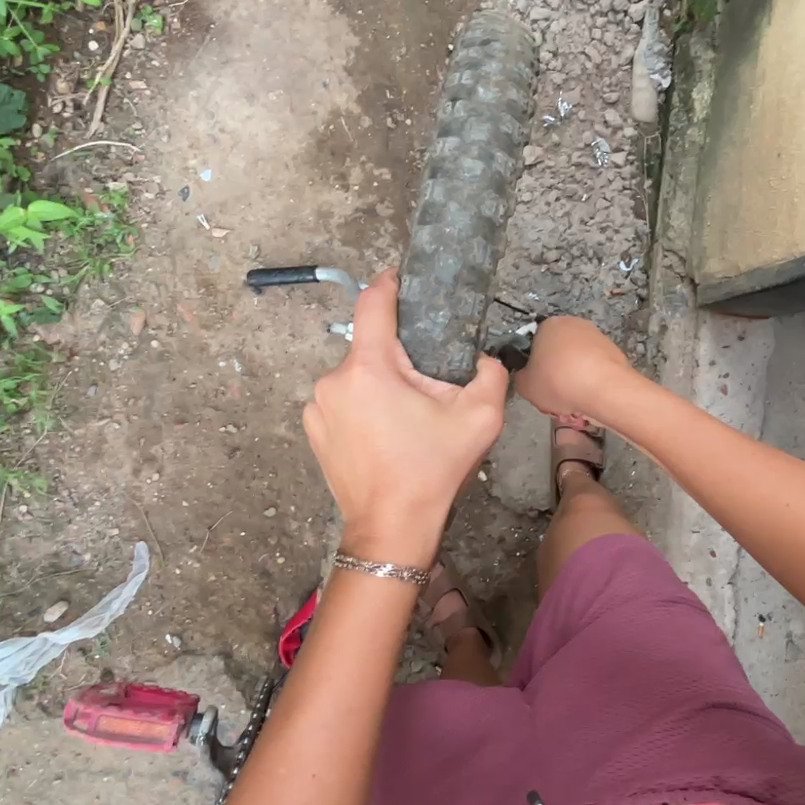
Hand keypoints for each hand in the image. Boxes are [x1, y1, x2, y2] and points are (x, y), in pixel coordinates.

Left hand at [301, 271, 507, 567]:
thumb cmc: (432, 471)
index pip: (373, 303)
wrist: (392, 528)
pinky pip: (344, 401)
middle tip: (428, 387)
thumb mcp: (481, 418)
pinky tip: (385, 435)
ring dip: (382, 384)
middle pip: (371, 347)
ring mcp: (318, 406)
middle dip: (400, 357)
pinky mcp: (314, 429)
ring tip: (407, 418)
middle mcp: (333, 379)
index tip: (401, 277)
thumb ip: (490, 373)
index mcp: (370, 368)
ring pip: (358, 376)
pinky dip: (364, 406)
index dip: (389, 283)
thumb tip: (483, 357)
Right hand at [512, 316, 637, 422]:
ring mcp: (597, 336)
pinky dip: (591, 383)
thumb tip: (526, 375)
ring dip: (574, 381)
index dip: (534, 366)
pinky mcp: (614, 351)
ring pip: (577, 363)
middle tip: (554, 395)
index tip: (537, 383)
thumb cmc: (558, 382)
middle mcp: (574, 324)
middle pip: (558, 353)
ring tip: (573, 403)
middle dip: (556, 374)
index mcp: (548, 325)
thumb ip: (521, 377)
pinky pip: (594, 370)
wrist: (604, 389)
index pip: (534, 344)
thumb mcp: (525, 386)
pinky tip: (589, 399)